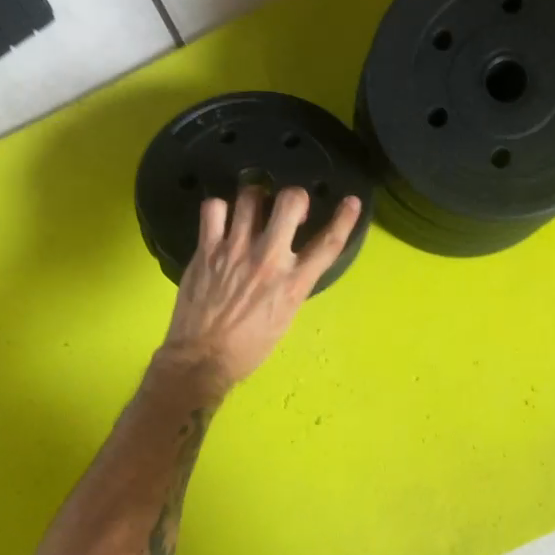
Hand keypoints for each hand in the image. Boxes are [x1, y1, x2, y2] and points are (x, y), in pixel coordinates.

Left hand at [154, 186, 361, 394]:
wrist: (202, 359)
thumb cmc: (247, 349)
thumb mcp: (283, 319)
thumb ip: (290, 287)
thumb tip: (291, 266)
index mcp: (293, 283)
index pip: (329, 243)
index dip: (344, 218)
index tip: (351, 202)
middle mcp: (268, 259)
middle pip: (291, 201)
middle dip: (294, 198)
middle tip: (287, 209)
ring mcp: (236, 250)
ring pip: (251, 195)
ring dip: (256, 198)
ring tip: (252, 211)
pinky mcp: (207, 249)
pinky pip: (214, 208)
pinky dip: (219, 209)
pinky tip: (221, 221)